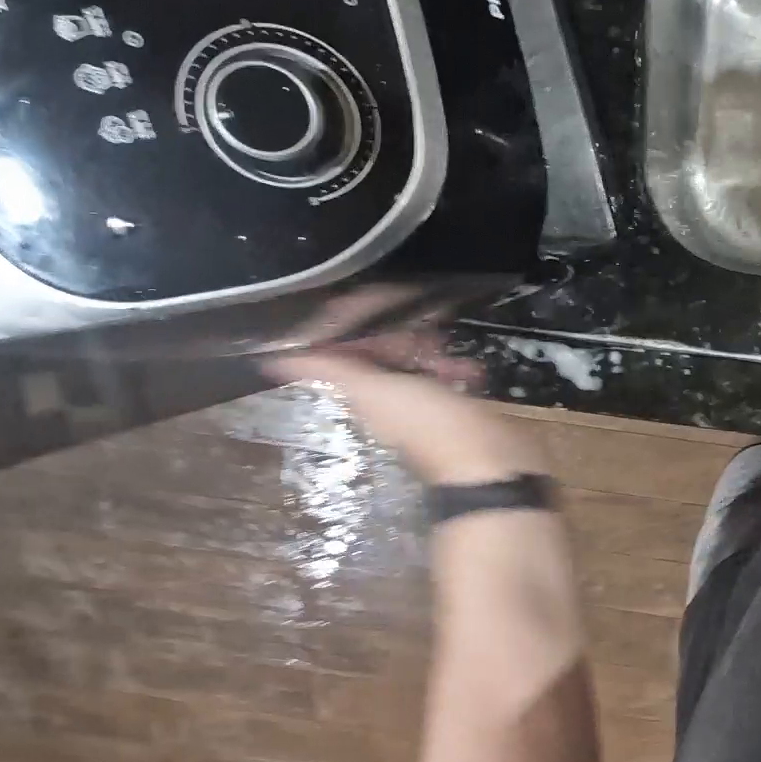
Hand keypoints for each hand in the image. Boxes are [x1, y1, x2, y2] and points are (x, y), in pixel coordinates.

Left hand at [264, 329, 550, 487]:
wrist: (490, 463)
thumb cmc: (432, 425)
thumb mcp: (376, 393)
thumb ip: (328, 370)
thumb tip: (269, 355)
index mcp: (364, 393)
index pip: (345, 347)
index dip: (354, 321)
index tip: (378, 299)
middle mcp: (389, 396)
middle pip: (382, 352)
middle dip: (398, 333)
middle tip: (418, 317)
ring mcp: (425, 403)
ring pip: (418, 362)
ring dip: (431, 349)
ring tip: (448, 347)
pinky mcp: (458, 406)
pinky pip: (449, 377)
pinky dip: (457, 368)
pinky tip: (469, 370)